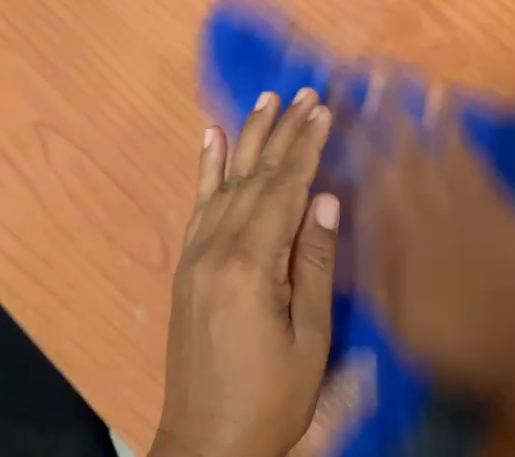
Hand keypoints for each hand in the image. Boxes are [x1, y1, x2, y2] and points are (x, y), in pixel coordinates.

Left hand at [153, 89, 340, 456]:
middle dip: (282, 131)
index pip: (286, 189)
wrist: (205, 444)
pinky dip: (207, 167)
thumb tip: (327, 199)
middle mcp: (218, 248)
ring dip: (247, 137)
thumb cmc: (271, 398)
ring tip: (265, 100)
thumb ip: (315, 264)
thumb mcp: (309, 339)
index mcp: (251, 265)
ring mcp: (197, 254)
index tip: (322, 109)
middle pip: (256, 176)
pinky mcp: (187, 265)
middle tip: (302, 92)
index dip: (306, 146)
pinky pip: (198, 204)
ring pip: (226, 181)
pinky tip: (211, 138)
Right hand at [357, 100, 514, 399]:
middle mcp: (431, 203)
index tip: (330, 109)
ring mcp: (466, 195)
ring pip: (432, 142)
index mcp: (403, 233)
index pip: (368, 176)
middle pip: (399, 148)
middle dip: (377, 109)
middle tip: (358, 71)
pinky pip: (469, 152)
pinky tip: (444, 100)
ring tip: (394, 72)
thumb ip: (367, 268)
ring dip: (411, 106)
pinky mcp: (495, 197)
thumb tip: (336, 226)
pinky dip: (454, 124)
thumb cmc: (458, 339)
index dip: (348, 140)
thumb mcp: (398, 316)